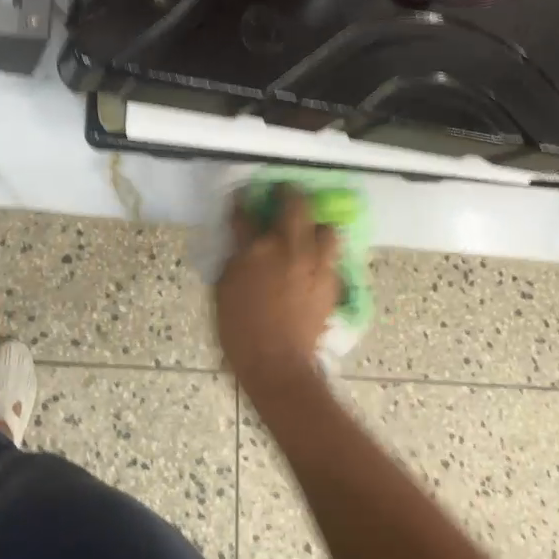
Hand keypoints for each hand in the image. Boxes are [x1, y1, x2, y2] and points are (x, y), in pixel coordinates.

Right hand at [213, 184, 339, 395]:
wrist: (277, 366)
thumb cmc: (239, 330)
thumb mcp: (224, 289)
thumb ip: (235, 259)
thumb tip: (242, 244)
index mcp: (256, 249)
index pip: (246, 213)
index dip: (241, 202)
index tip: (241, 198)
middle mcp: (290, 249)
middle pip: (295, 204)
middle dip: (288, 193)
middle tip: (282, 193)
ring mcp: (316, 265)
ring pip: (327, 228)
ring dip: (316, 225)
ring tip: (308, 232)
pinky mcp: (332, 284)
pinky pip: (334, 257)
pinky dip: (325, 254)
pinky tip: (315, 262)